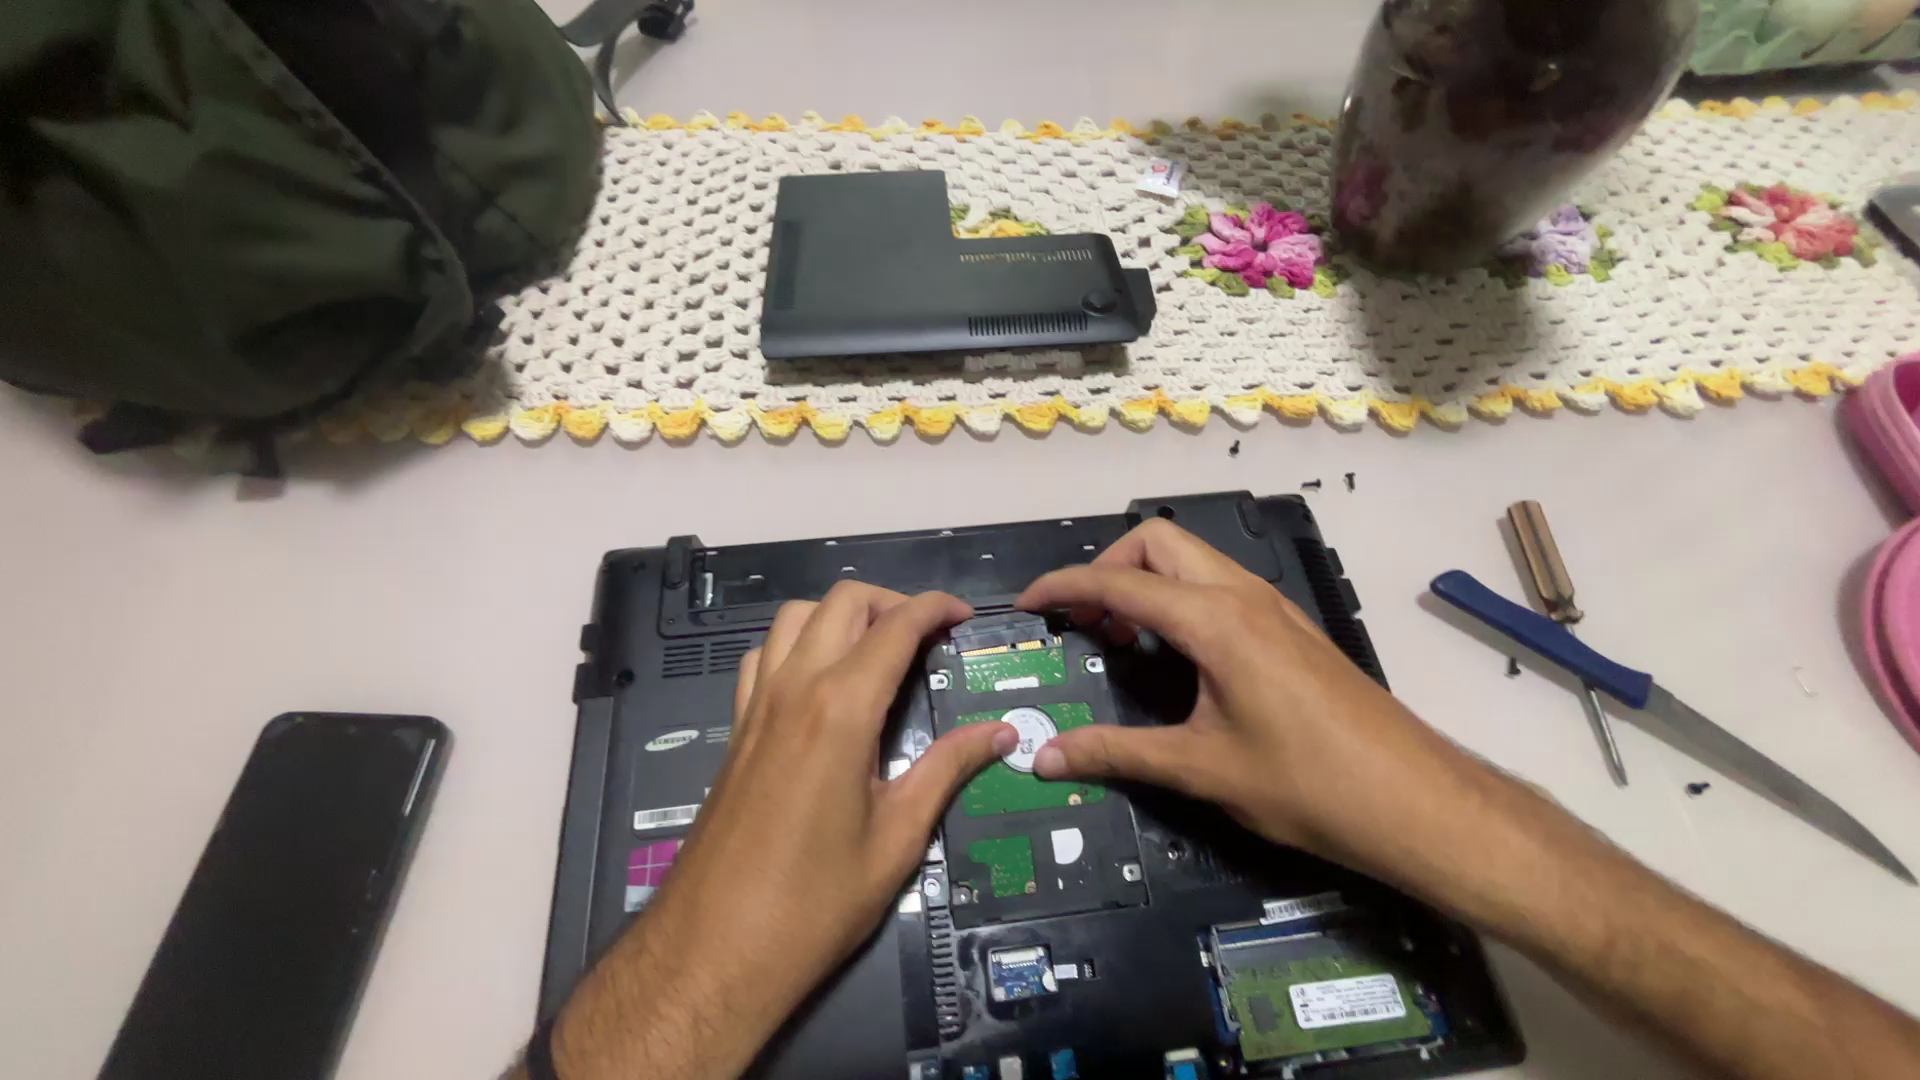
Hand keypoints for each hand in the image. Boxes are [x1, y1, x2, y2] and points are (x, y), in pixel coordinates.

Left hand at [551, 583, 1012, 1079]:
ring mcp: (757, 702)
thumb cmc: (816, 901)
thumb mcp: (899, 837)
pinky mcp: (736, 726)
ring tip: (877, 650)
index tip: (965, 614)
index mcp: (843, 707)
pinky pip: (762, 654)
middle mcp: (795, 686)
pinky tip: (819, 680)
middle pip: (843, 601)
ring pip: (795, 615)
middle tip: (928, 636)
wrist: (715, 949)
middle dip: (892, 602)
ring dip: (842, 615)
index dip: (936, 608)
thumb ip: (949, 769)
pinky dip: (796, 643)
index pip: (896, 626)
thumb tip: (1001, 733)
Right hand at [1015, 519, 1486, 876]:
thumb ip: (1116, 754)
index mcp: (1214, 621)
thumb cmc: (1307, 784)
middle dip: (1108, 567)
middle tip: (1084, 621)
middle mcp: (1242, 596)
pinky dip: (1177, 597)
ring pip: (1191, 558)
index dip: (1065, 587)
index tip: (1028, 604)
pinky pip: (1217, 584)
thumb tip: (1045, 759)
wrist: (1416, 801)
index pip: (1120, 583)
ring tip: (1120, 637)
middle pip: (1157, 541)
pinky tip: (1174, 653)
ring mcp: (1271, 606)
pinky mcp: (1288, 626)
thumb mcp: (1200, 769)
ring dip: (1144, 580)